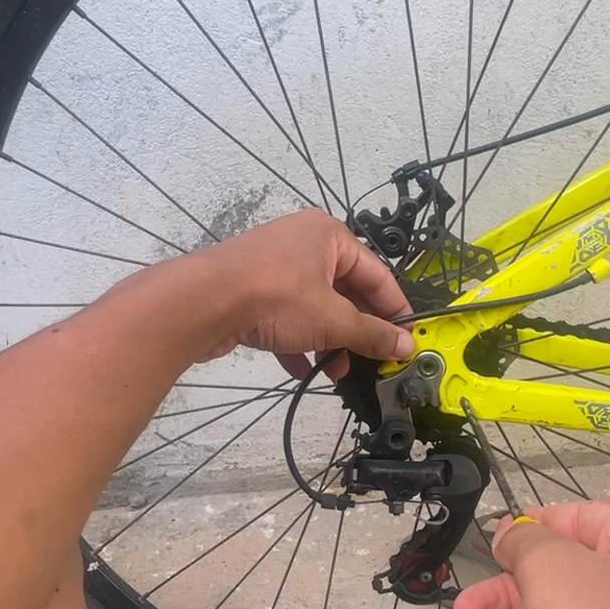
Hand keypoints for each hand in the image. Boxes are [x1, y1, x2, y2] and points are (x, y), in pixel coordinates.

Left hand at [192, 208, 413, 376]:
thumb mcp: (333, 319)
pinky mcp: (253, 292)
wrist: (203, 303)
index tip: (407, 339)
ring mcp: (276, 268)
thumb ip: (372, 334)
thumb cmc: (274, 296)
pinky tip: (301, 370)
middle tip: (373, 360)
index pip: (377, 274)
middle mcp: (304, 245)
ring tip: (337, 372)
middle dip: (357, 331)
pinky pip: (287, 318)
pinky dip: (297, 343)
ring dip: (329, 342)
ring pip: (315, 308)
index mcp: (329, 236)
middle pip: (346, 292)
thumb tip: (405, 347)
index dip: (394, 309)